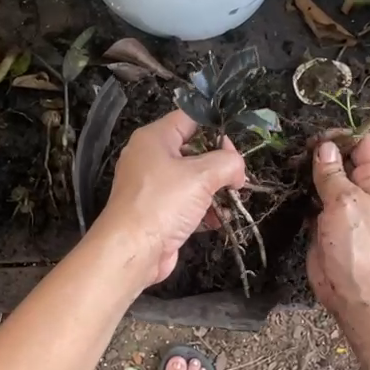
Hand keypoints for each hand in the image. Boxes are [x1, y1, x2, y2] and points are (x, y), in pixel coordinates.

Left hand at [95, 110, 246, 285]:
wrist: (132, 251)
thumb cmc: (163, 204)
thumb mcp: (202, 175)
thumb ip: (227, 163)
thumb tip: (237, 169)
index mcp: (155, 138)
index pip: (190, 118)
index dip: (215, 127)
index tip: (235, 146)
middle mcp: (150, 158)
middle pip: (194, 150)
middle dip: (219, 163)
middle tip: (237, 177)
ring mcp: (153, 186)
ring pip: (192, 179)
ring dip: (215, 190)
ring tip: (233, 201)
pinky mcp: (158, 211)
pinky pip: (186, 202)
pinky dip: (203, 209)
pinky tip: (219, 220)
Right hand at [308, 133, 369, 315]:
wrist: (353, 290)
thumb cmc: (357, 245)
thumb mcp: (345, 201)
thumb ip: (332, 173)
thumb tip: (323, 147)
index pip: (365, 144)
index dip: (343, 136)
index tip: (317, 138)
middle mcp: (363, 191)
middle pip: (343, 160)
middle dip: (321, 152)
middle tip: (297, 151)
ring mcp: (343, 207)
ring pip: (326, 179)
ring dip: (309, 172)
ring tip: (290, 165)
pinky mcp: (325, 222)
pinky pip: (313, 199)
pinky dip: (302, 192)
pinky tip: (288, 185)